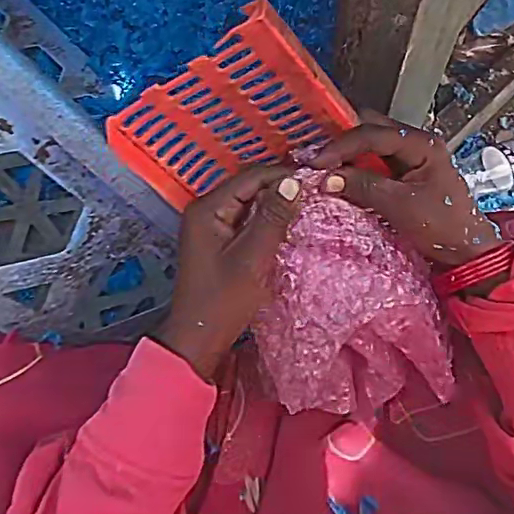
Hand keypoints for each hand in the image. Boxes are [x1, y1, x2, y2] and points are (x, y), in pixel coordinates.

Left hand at [154, 166, 302, 378]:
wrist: (199, 338)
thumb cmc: (223, 300)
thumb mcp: (253, 257)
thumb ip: (273, 217)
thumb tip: (293, 182)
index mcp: (207, 209)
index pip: (250, 177)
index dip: (282, 175)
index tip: (314, 178)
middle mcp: (205, 210)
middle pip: (248, 185)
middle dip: (279, 185)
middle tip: (313, 188)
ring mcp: (210, 225)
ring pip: (248, 201)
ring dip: (274, 201)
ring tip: (306, 202)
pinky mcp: (218, 239)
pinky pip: (245, 217)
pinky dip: (266, 217)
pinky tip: (286, 222)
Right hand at [305, 112, 501, 265]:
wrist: (467, 253)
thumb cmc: (443, 227)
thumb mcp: (401, 206)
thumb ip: (364, 187)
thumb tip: (328, 178)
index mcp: (421, 144)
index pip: (373, 134)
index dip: (341, 146)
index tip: (317, 162)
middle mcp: (414, 143)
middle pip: (370, 128)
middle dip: (340, 140)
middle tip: (315, 157)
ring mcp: (408, 158)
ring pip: (369, 144)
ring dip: (345, 154)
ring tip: (321, 167)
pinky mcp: (401, 174)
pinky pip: (372, 162)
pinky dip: (353, 166)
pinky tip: (337, 176)